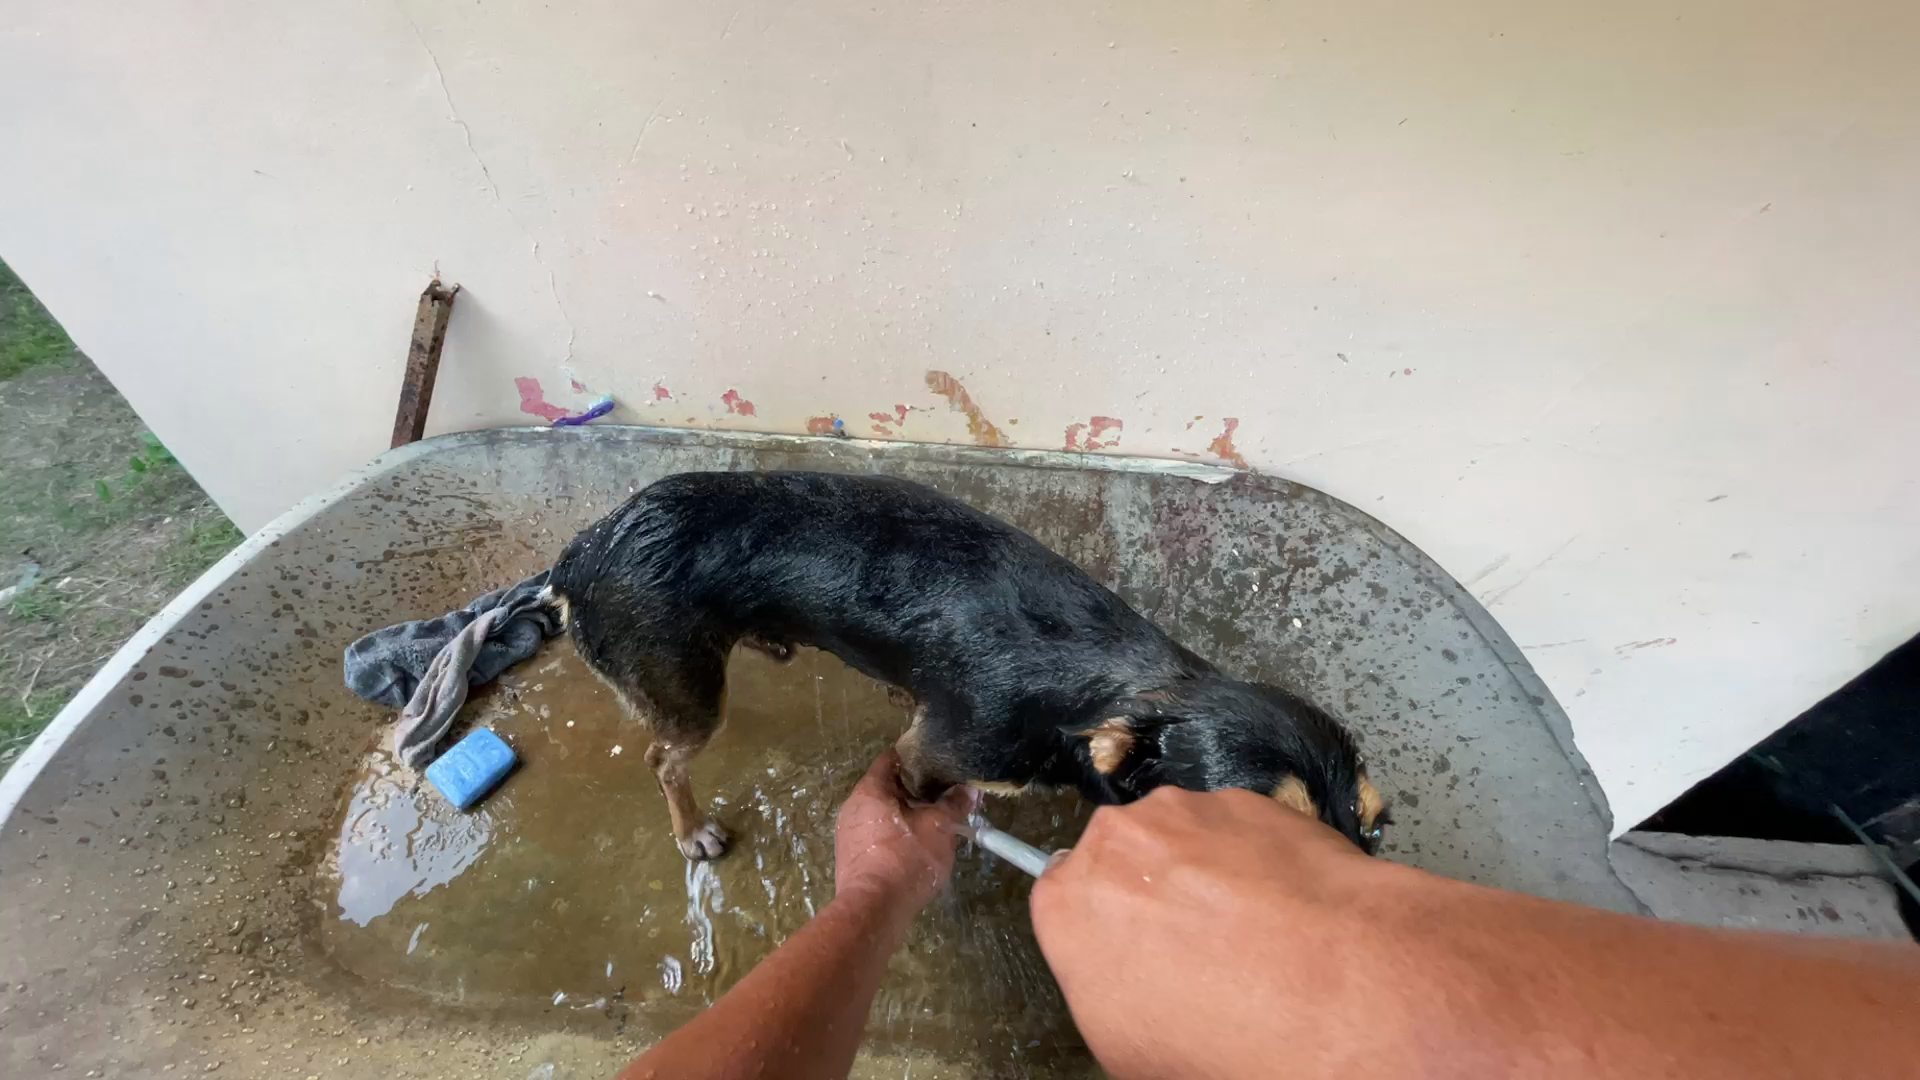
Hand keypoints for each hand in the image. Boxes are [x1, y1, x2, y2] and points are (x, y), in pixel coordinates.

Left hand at [835, 749, 973, 910]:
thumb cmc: (905, 859)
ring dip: (905, 813)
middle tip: (941, 792)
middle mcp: (853, 805)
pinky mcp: (850, 857)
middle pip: (886, 786)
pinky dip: (894, 833)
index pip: (891, 758)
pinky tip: (915, 845)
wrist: (873, 911)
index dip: (915, 756)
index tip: (936, 761)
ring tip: (932, 818)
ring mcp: (848, 832)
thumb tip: (969, 789)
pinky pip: (875, 833)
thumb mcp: (939, 828)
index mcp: (870, 789)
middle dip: (914, 788)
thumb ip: (954, 804)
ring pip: (881, 812)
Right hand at [1029, 786, 1399, 1079]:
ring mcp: (1179, 811)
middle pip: (1119, 859)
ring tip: (1252, 932)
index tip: (1128, 948)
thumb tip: (1124, 976)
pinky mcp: (1239, 799)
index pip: (1061, 897)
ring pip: (1176, 837)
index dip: (1098, 925)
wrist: (1338, 993)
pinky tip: (1285, 910)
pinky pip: (1231, 829)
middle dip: (1146, 892)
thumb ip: (1101, 991)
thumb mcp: (1130, 1056)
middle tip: (1196, 947)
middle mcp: (1112, 840)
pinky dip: (1249, 858)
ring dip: (1199, 871)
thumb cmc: (1228, 1041)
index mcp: (1067, 903)